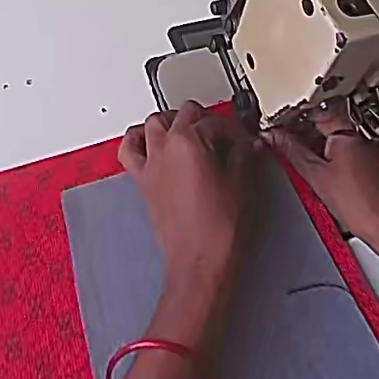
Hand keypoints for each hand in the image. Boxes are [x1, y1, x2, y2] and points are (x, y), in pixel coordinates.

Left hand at [119, 102, 255, 283]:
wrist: (198, 264)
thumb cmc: (216, 230)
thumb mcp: (241, 185)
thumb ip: (244, 156)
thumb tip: (249, 145)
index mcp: (190, 141)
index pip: (214, 122)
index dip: (233, 130)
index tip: (243, 140)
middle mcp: (166, 146)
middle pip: (185, 113)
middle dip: (206, 119)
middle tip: (223, 135)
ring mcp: (151, 162)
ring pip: (155, 122)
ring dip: (172, 121)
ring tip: (190, 132)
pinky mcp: (143, 180)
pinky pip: (130, 149)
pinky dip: (137, 140)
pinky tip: (150, 143)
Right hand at [267, 106, 378, 271]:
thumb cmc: (364, 206)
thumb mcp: (317, 177)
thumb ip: (292, 152)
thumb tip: (274, 137)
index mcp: (347, 132)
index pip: (313, 113)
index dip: (291, 119)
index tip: (276, 127)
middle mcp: (359, 138)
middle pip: (323, 126)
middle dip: (301, 134)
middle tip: (281, 144)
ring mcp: (366, 153)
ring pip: (332, 142)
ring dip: (313, 149)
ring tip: (296, 162)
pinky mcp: (370, 169)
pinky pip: (342, 156)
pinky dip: (327, 161)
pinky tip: (317, 176)